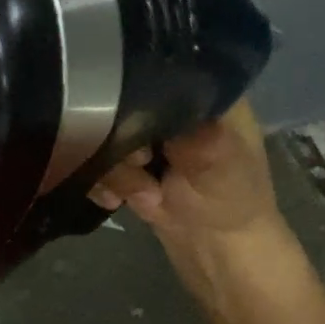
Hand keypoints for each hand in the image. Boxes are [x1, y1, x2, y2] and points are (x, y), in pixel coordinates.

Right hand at [88, 102, 292, 307]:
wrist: (222, 258)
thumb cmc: (235, 204)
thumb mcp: (221, 166)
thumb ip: (191, 134)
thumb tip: (156, 111)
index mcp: (199, 92)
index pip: (154, 65)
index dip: (135, 87)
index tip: (137, 120)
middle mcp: (167, 107)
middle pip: (114, 98)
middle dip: (117, 138)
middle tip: (142, 164)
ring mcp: (141, 134)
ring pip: (96, 130)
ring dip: (112, 168)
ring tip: (142, 193)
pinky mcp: (121, 158)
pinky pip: (90, 157)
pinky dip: (98, 180)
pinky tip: (116, 200)